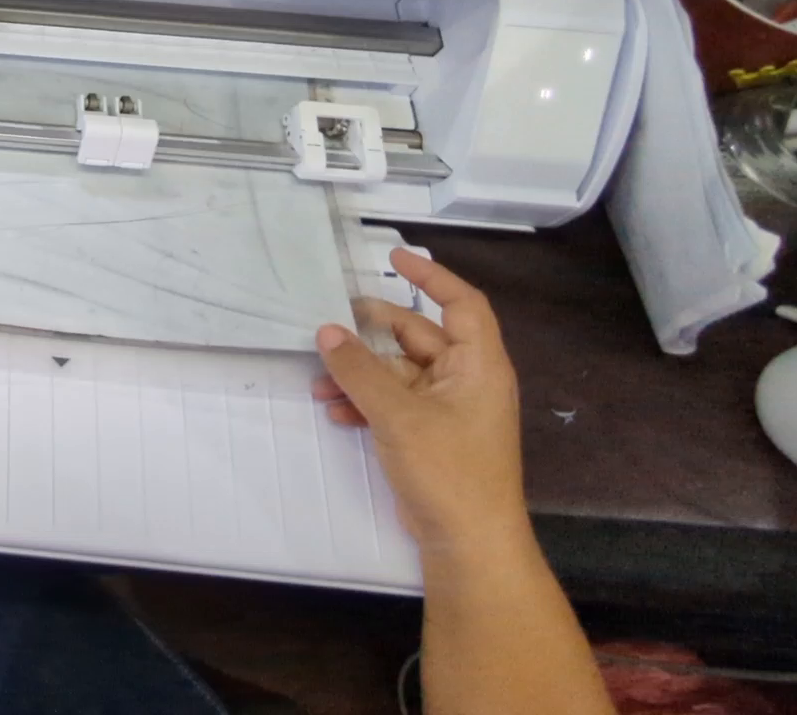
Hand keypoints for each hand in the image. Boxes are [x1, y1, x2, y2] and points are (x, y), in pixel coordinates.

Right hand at [312, 249, 527, 557]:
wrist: (467, 539)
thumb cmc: (447, 469)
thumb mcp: (396, 414)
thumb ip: (357, 369)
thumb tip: (326, 331)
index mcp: (476, 367)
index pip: (462, 305)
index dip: (431, 277)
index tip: (394, 257)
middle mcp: (464, 380)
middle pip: (414, 337)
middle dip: (369, 334)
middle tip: (329, 325)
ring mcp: (446, 407)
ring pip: (394, 371)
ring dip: (356, 374)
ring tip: (320, 384)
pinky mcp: (427, 431)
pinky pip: (390, 399)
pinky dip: (361, 400)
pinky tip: (334, 411)